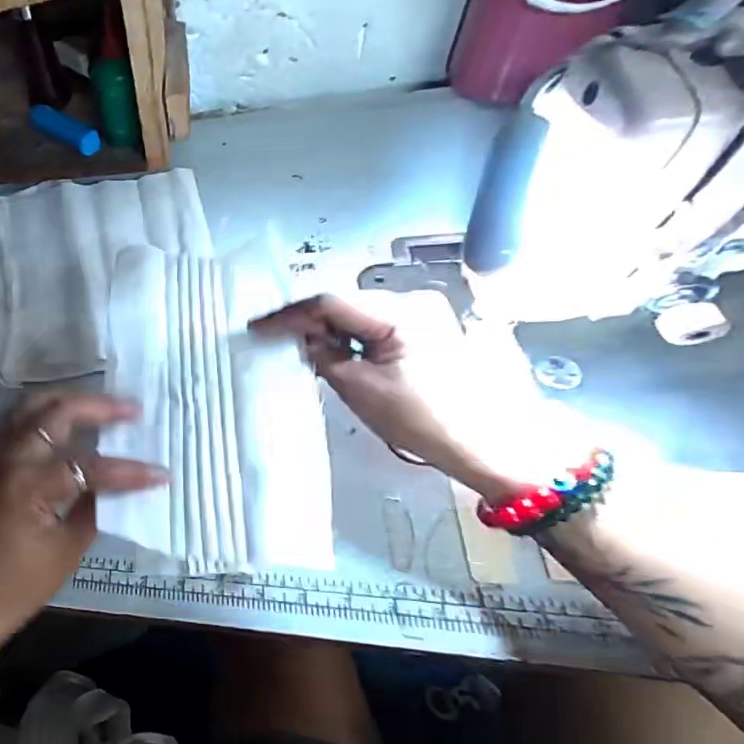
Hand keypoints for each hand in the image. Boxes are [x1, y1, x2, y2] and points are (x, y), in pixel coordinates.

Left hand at [0, 393, 165, 693]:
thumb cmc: (16, 588)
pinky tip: (55, 423)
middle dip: (99, 408)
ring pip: (29, 408)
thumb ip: (93, 509)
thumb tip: (116, 486)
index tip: (162, 473)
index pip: (90, 465)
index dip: (130, 470)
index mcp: (31, 484)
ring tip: (97, 407)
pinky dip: (38, 414)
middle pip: (57, 413)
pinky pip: (11, 424)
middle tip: (132, 410)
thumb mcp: (66, 552)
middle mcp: (10, 460)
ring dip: (66, 401)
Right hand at [250, 293, 592, 502]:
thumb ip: (326, 356)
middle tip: (278, 341)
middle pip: (346, 302)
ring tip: (310, 352)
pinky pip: (381, 324)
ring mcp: (426, 312)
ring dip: (334, 329)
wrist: (487, 443)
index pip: (329, 302)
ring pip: (363, 313)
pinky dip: (357, 337)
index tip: (257, 329)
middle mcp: (414, 300)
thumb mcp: (361, 391)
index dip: (289, 316)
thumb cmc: (422, 420)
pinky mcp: (432, 328)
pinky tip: (343, 354)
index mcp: (397, 311)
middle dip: (311, 321)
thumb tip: (307, 339)